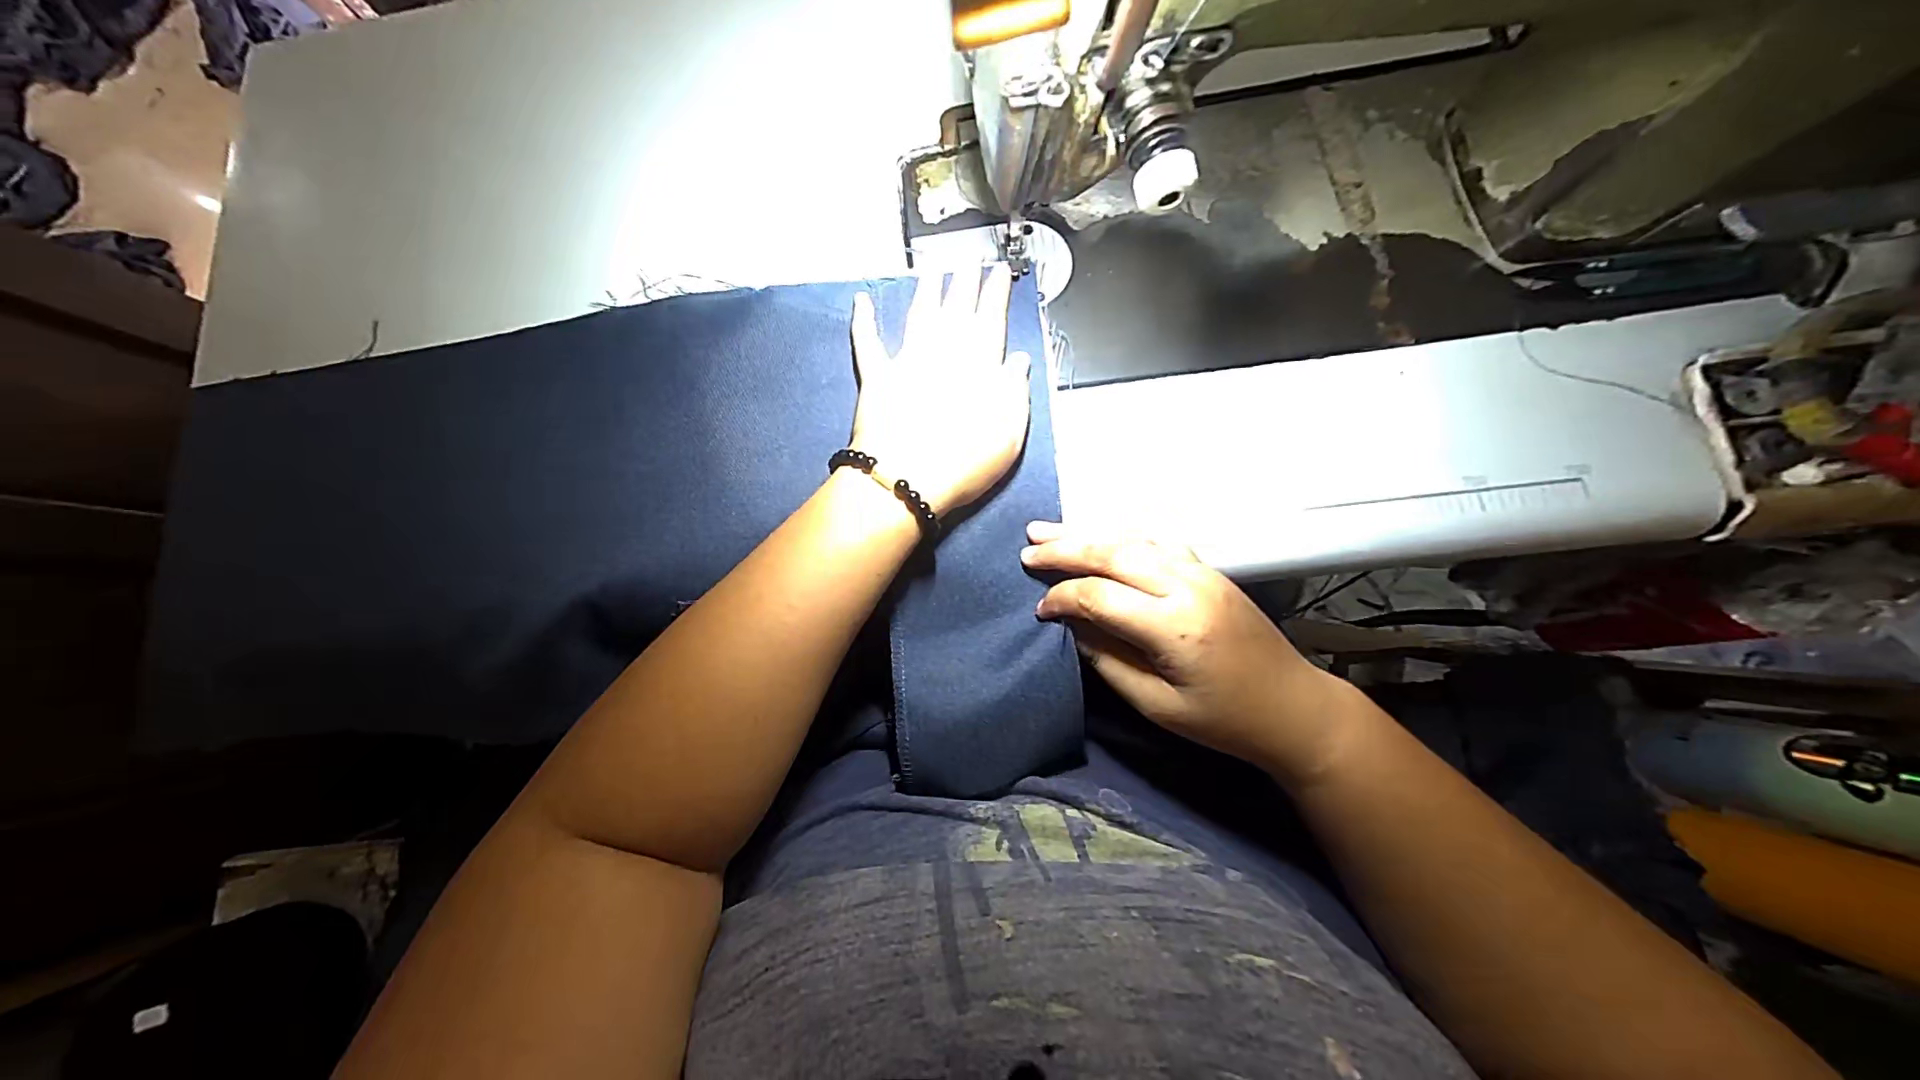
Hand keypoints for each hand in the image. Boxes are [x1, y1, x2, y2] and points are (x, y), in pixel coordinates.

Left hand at [849, 264, 1030, 516]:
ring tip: (932, 270)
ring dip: (926, 290)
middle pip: (955, 307)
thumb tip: (1017, 361)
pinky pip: (867, 342)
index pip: (991, 317)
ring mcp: (906, 361)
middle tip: (968, 257)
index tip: (997, 272)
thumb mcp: (1010, 432)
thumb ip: (1015, 390)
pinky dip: (863, 321)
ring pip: (919, 314)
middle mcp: (943, 352)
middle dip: (964, 280)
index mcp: (979, 364)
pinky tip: (861, 302)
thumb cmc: (963, 462)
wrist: (906, 480)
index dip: (994, 292)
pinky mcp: (876, 378)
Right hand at [1023, 523, 1359, 785]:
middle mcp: (1188, 586)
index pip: (1100, 595)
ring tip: (1049, 531)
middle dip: (1066, 550)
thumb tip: (1071, 625)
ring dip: (1090, 534)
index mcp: (1175, 626)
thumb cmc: (1224, 720)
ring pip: (1135, 540)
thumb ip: (1108, 659)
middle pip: (1115, 554)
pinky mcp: (1211, 571)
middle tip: (1027, 550)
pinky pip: (1158, 541)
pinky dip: (1123, 535)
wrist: (1295, 708)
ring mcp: (1203, 573)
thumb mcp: (1157, 704)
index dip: (1063, 598)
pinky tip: (1102, 534)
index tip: (1039, 611)